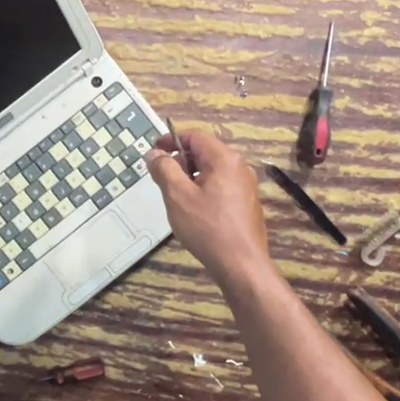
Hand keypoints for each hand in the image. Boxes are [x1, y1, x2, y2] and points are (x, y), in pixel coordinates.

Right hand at [145, 128, 272, 281]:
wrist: (241, 265)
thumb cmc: (207, 227)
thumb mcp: (177, 196)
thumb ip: (164, 169)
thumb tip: (154, 153)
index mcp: (224, 159)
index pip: (194, 136)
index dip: (171, 140)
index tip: (153, 152)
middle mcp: (239, 167)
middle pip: (204, 152)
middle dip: (180, 161)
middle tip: (161, 179)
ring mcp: (246, 186)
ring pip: (211, 171)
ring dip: (190, 177)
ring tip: (175, 198)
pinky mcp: (246, 204)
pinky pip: (220, 186)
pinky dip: (203, 190)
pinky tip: (194, 212)